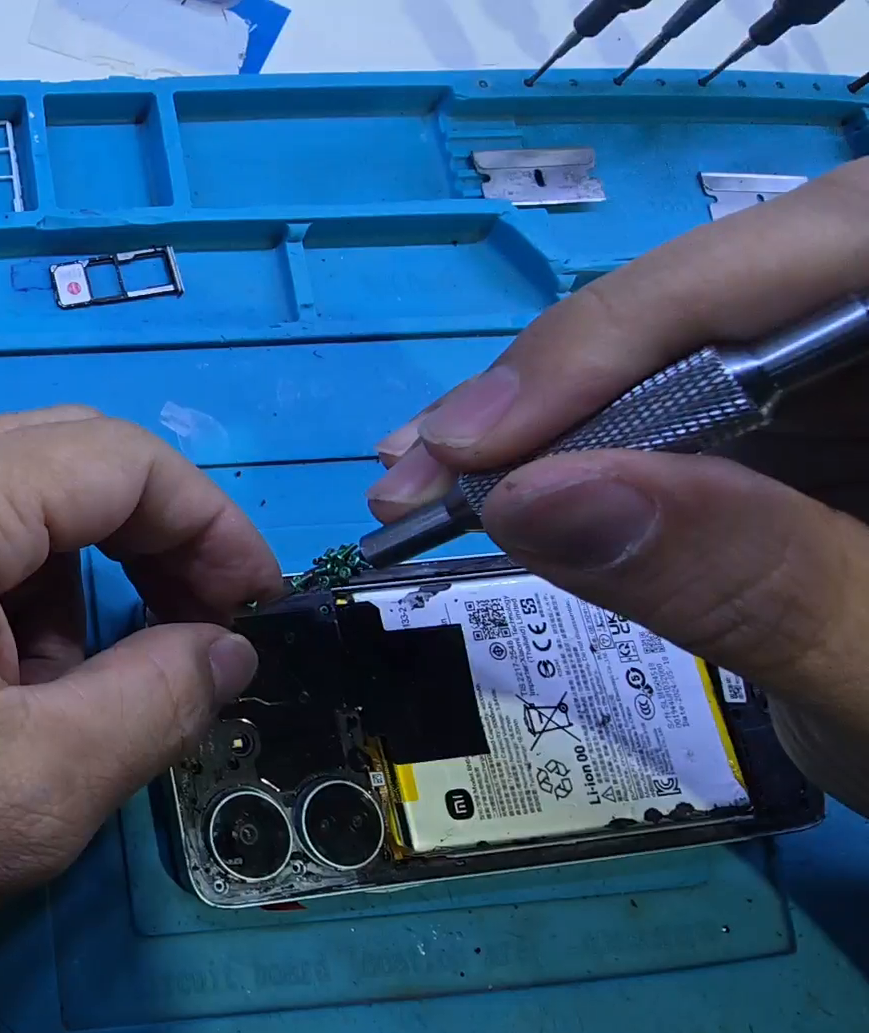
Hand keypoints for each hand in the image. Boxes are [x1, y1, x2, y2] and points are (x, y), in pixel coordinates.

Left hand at [0, 407, 281, 984]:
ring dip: (77, 581)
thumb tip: (226, 648)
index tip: (251, 610)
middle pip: (66, 461)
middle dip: (151, 541)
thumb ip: (159, 699)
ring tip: (70, 690)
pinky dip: (17, 594)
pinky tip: (4, 680)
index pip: (115, 458)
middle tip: (195, 636)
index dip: (209, 524)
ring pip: (18, 502)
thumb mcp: (36, 786)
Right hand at [366, 158, 868, 812]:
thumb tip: (527, 498)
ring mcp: (848, 373)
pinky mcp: (789, 418)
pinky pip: (649, 403)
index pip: (838, 242)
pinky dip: (550, 446)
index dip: (643, 318)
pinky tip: (471, 481)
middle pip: (729, 288)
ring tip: (417, 482)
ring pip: (666, 344)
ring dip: (528, 415)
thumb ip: (745, 580)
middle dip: (556, 375)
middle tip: (424, 464)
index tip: (491, 434)